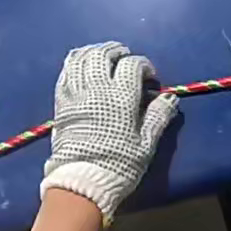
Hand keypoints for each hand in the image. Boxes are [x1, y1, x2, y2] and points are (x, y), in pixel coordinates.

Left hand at [40, 42, 179, 221]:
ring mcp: (75, 93)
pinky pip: (65, 72)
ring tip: (103, 54)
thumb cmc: (118, 163)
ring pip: (81, 58)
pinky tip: (81, 63)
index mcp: (120, 97)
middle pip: (103, 55)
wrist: (81, 180)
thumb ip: (158, 116)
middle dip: (117, 51)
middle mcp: (95, 89)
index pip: (132, 65)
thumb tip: (170, 96)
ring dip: (94, 51)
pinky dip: (74, 62)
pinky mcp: (61, 101)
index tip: (149, 77)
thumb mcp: (145, 143)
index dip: (144, 66)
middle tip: (125, 56)